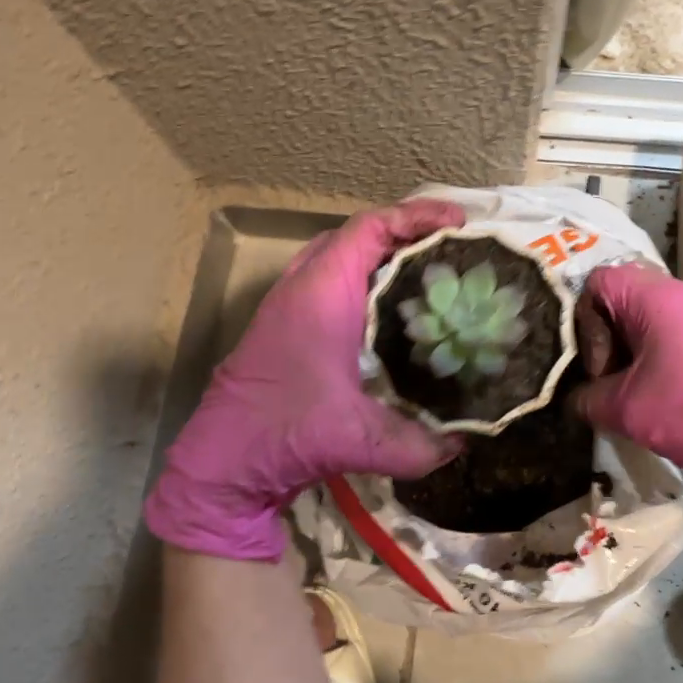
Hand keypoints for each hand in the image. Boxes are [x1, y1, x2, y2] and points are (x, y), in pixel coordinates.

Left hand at [145, 200, 467, 560]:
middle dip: (406, 233)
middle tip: (451, 248)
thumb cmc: (280, 434)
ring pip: (343, 261)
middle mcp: (304, 288)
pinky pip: (335, 288)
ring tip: (431, 274)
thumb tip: (463, 441)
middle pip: (359, 237)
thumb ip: (418, 444)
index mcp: (320, 292)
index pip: (370, 228)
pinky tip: (398, 317)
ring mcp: (292, 309)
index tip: (459, 222)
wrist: (218, 467)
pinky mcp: (289, 332)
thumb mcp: (356, 439)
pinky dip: (369, 288)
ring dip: (385, 260)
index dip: (415, 216)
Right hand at [571, 262, 682, 526]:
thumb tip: (576, 398)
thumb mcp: (627, 410)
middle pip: (622, 297)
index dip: (585, 323)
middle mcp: (682, 292)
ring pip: (647, 316)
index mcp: (656, 297)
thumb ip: (588, 398)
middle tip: (610, 381)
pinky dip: (656, 356)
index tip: (600, 368)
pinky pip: (673, 331)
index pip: (598, 283)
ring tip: (633, 393)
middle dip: (606, 339)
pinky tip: (660, 394)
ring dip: (631, 351)